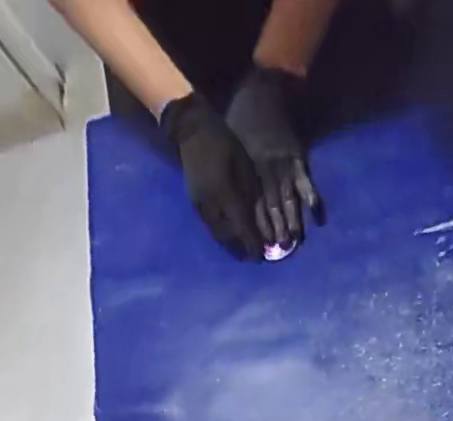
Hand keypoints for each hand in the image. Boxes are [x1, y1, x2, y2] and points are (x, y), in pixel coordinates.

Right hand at [158, 93, 262, 257]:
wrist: (191, 130)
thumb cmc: (224, 142)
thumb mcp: (243, 164)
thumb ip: (249, 193)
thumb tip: (257, 217)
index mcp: (225, 193)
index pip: (241, 225)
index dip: (251, 242)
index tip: (261, 255)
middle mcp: (210, 203)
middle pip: (227, 235)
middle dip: (240, 248)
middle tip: (252, 257)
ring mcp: (199, 204)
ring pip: (215, 233)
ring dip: (228, 245)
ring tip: (240, 252)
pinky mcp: (193, 202)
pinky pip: (207, 225)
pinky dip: (219, 235)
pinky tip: (227, 238)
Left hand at [226, 65, 321, 250]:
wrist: (261, 89)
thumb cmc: (239, 120)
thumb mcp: (229, 148)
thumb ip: (233, 174)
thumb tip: (230, 202)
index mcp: (248, 170)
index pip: (253, 205)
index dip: (256, 226)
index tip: (256, 245)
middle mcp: (266, 172)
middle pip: (272, 207)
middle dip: (275, 230)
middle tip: (278, 251)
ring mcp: (284, 165)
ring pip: (289, 200)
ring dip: (293, 222)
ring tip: (296, 241)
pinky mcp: (298, 158)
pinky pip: (307, 183)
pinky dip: (313, 200)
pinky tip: (318, 217)